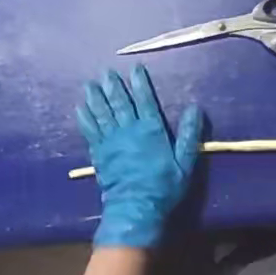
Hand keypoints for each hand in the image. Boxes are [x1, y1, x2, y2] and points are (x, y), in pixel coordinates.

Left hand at [76, 65, 204, 248]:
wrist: (136, 207)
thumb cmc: (164, 186)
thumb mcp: (185, 162)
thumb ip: (189, 135)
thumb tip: (195, 108)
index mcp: (151, 130)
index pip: (145, 101)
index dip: (141, 83)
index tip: (135, 68)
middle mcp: (129, 130)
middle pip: (119, 103)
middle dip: (113, 86)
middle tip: (105, 71)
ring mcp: (111, 141)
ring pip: (101, 113)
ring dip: (95, 97)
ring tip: (89, 83)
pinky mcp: (98, 153)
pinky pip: (89, 130)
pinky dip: (85, 118)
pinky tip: (80, 108)